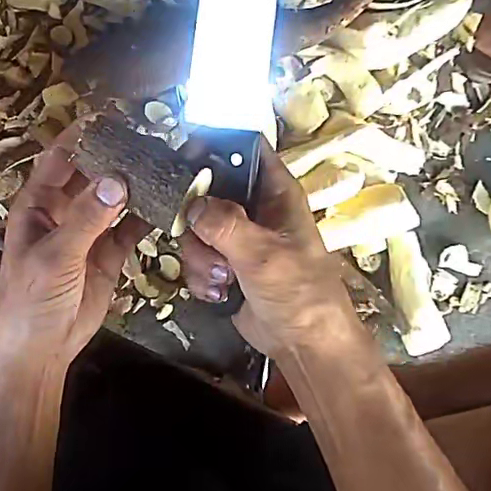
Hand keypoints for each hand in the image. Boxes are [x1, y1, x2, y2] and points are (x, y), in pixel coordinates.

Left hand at [0, 127, 145, 369]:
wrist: (41, 348)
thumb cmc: (31, 298)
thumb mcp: (55, 256)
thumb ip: (86, 219)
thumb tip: (116, 180)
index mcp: (38, 205)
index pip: (60, 160)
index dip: (82, 136)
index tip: (111, 116)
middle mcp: (63, 212)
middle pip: (92, 174)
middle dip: (117, 157)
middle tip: (151, 139)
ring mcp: (88, 232)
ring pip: (115, 199)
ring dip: (136, 184)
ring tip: (166, 164)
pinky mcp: (108, 254)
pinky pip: (130, 228)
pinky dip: (147, 216)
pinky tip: (168, 202)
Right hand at [177, 146, 364, 361]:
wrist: (303, 344)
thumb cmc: (299, 292)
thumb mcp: (263, 254)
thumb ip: (225, 224)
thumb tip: (191, 204)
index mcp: (275, 193)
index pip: (245, 150)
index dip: (216, 146)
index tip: (187, 161)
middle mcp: (254, 210)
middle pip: (205, 194)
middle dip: (198, 224)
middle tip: (209, 246)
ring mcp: (237, 239)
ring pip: (194, 230)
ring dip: (199, 258)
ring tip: (222, 278)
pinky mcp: (224, 265)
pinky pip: (194, 258)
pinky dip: (201, 277)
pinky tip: (219, 292)